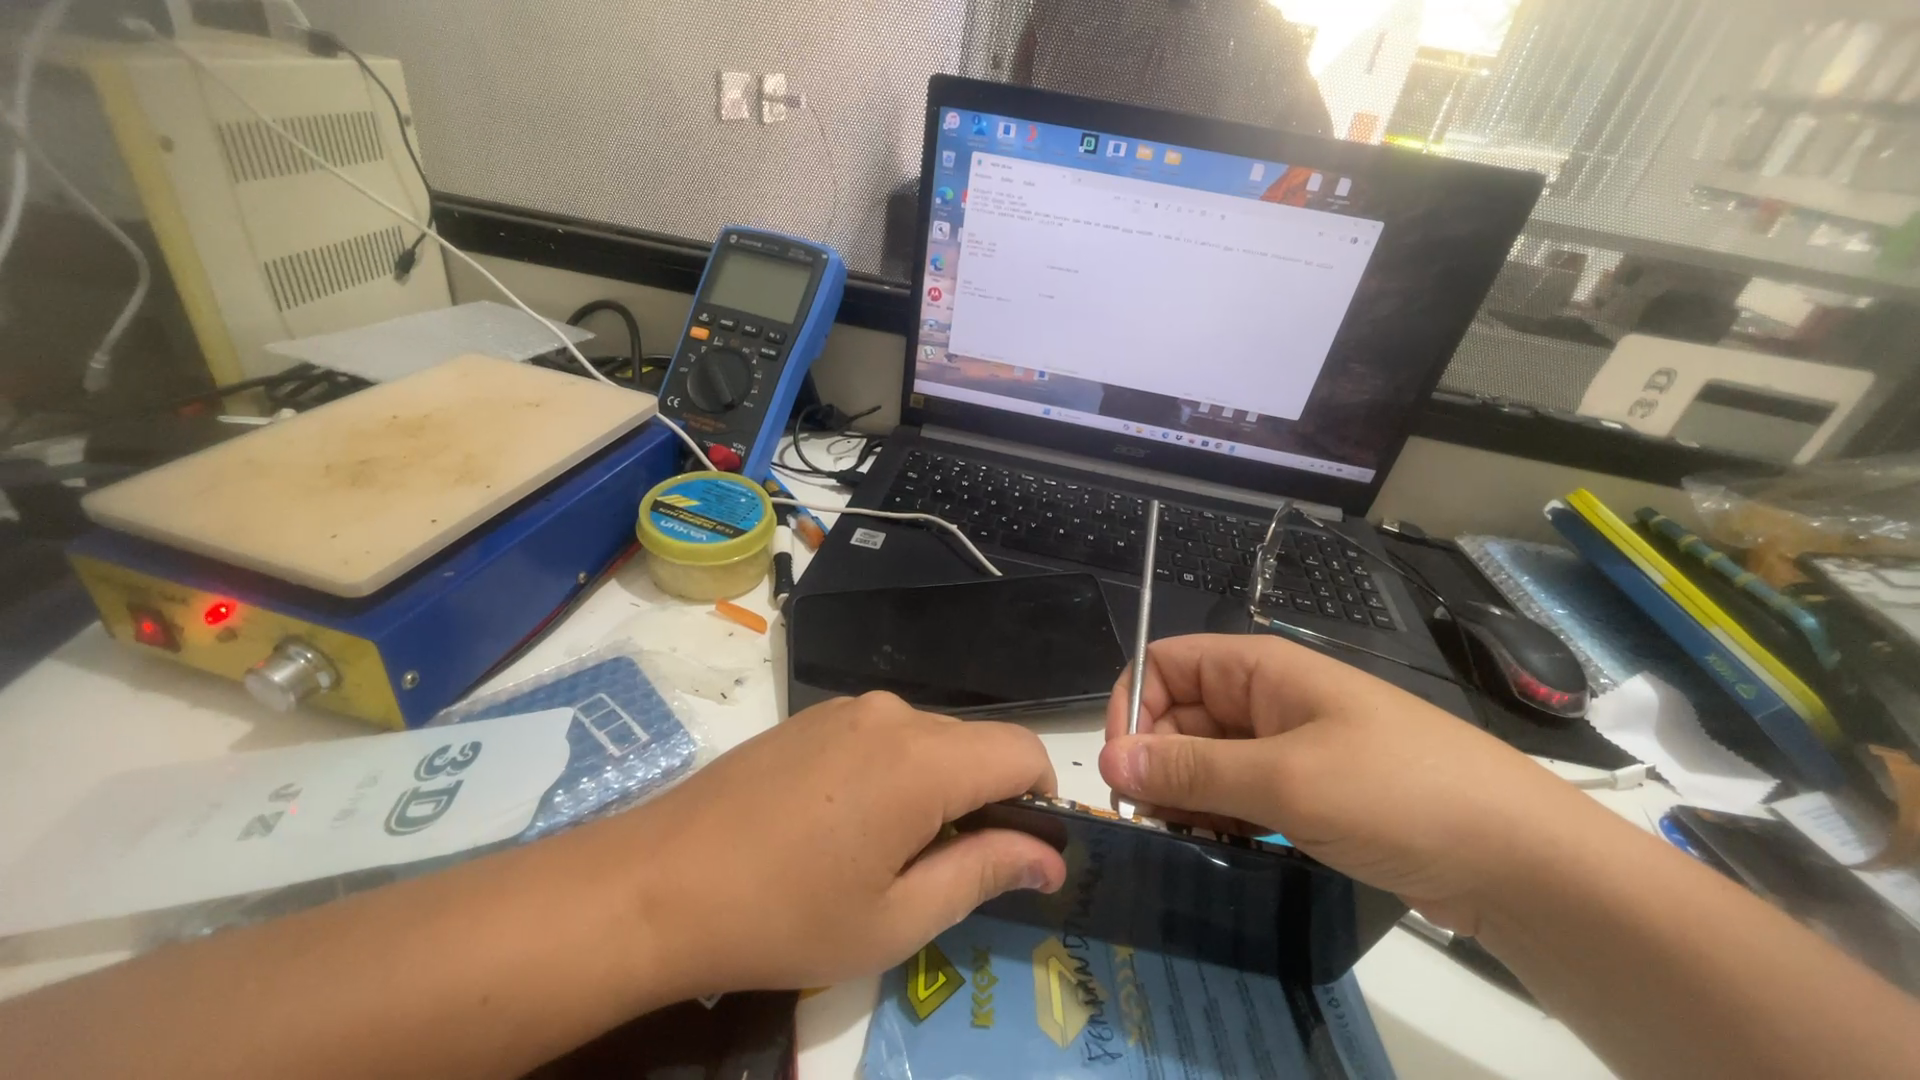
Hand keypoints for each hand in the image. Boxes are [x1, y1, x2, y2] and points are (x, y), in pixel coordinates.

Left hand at [623, 692, 1065, 998]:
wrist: (656, 884)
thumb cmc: (784, 916)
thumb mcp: (895, 918)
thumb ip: (983, 874)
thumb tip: (1049, 858)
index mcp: (922, 759)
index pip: (1024, 751)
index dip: (1041, 799)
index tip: (1020, 854)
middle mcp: (890, 714)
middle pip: (975, 745)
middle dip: (986, 801)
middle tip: (947, 872)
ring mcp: (843, 710)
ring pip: (928, 740)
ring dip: (936, 789)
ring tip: (885, 854)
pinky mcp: (810, 718)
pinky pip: (882, 736)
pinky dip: (893, 774)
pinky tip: (843, 826)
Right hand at [1099, 634, 1604, 932]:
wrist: (1522, 861)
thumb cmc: (1399, 794)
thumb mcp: (1286, 780)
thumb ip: (1191, 769)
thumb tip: (1107, 759)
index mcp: (1260, 670)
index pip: (1165, 664)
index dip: (1133, 707)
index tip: (1123, 772)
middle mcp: (1267, 700)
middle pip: (1180, 716)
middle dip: (1157, 764)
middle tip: (1153, 824)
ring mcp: (1290, 749)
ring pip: (1207, 762)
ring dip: (1186, 798)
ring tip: (1189, 842)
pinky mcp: (1309, 794)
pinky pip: (1241, 795)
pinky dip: (1220, 819)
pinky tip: (1222, 850)